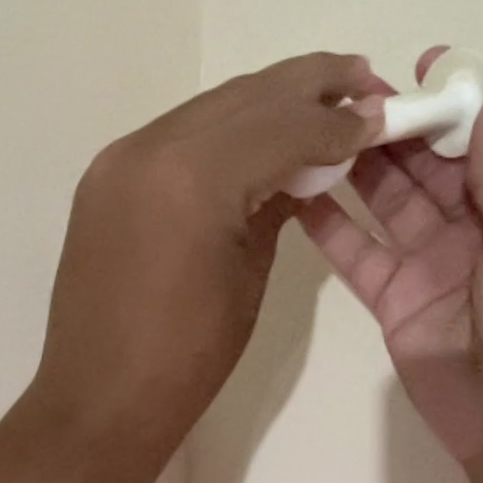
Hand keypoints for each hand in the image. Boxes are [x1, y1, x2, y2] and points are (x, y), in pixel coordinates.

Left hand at [30, 52, 387, 456]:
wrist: (101, 400)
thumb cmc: (185, 361)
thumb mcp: (248, 278)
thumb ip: (278, 207)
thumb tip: (307, 166)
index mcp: (193, 179)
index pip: (283, 124)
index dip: (338, 121)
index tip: (381, 116)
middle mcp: (149, 150)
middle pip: (244, 97)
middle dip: (308, 88)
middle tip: (361, 82)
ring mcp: (118, 161)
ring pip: (207, 109)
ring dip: (264, 104)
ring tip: (316, 104)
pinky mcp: (103, 180)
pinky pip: (174, 137)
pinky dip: (220, 133)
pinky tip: (254, 141)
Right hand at [300, 47, 482, 469]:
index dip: (463, 103)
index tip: (424, 69)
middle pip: (439, 166)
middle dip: (403, 130)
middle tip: (352, 98)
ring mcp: (437, 265)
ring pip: (394, 204)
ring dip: (363, 169)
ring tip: (320, 133)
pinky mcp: (396, 302)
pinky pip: (361, 257)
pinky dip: (333, 229)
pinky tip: (304, 196)